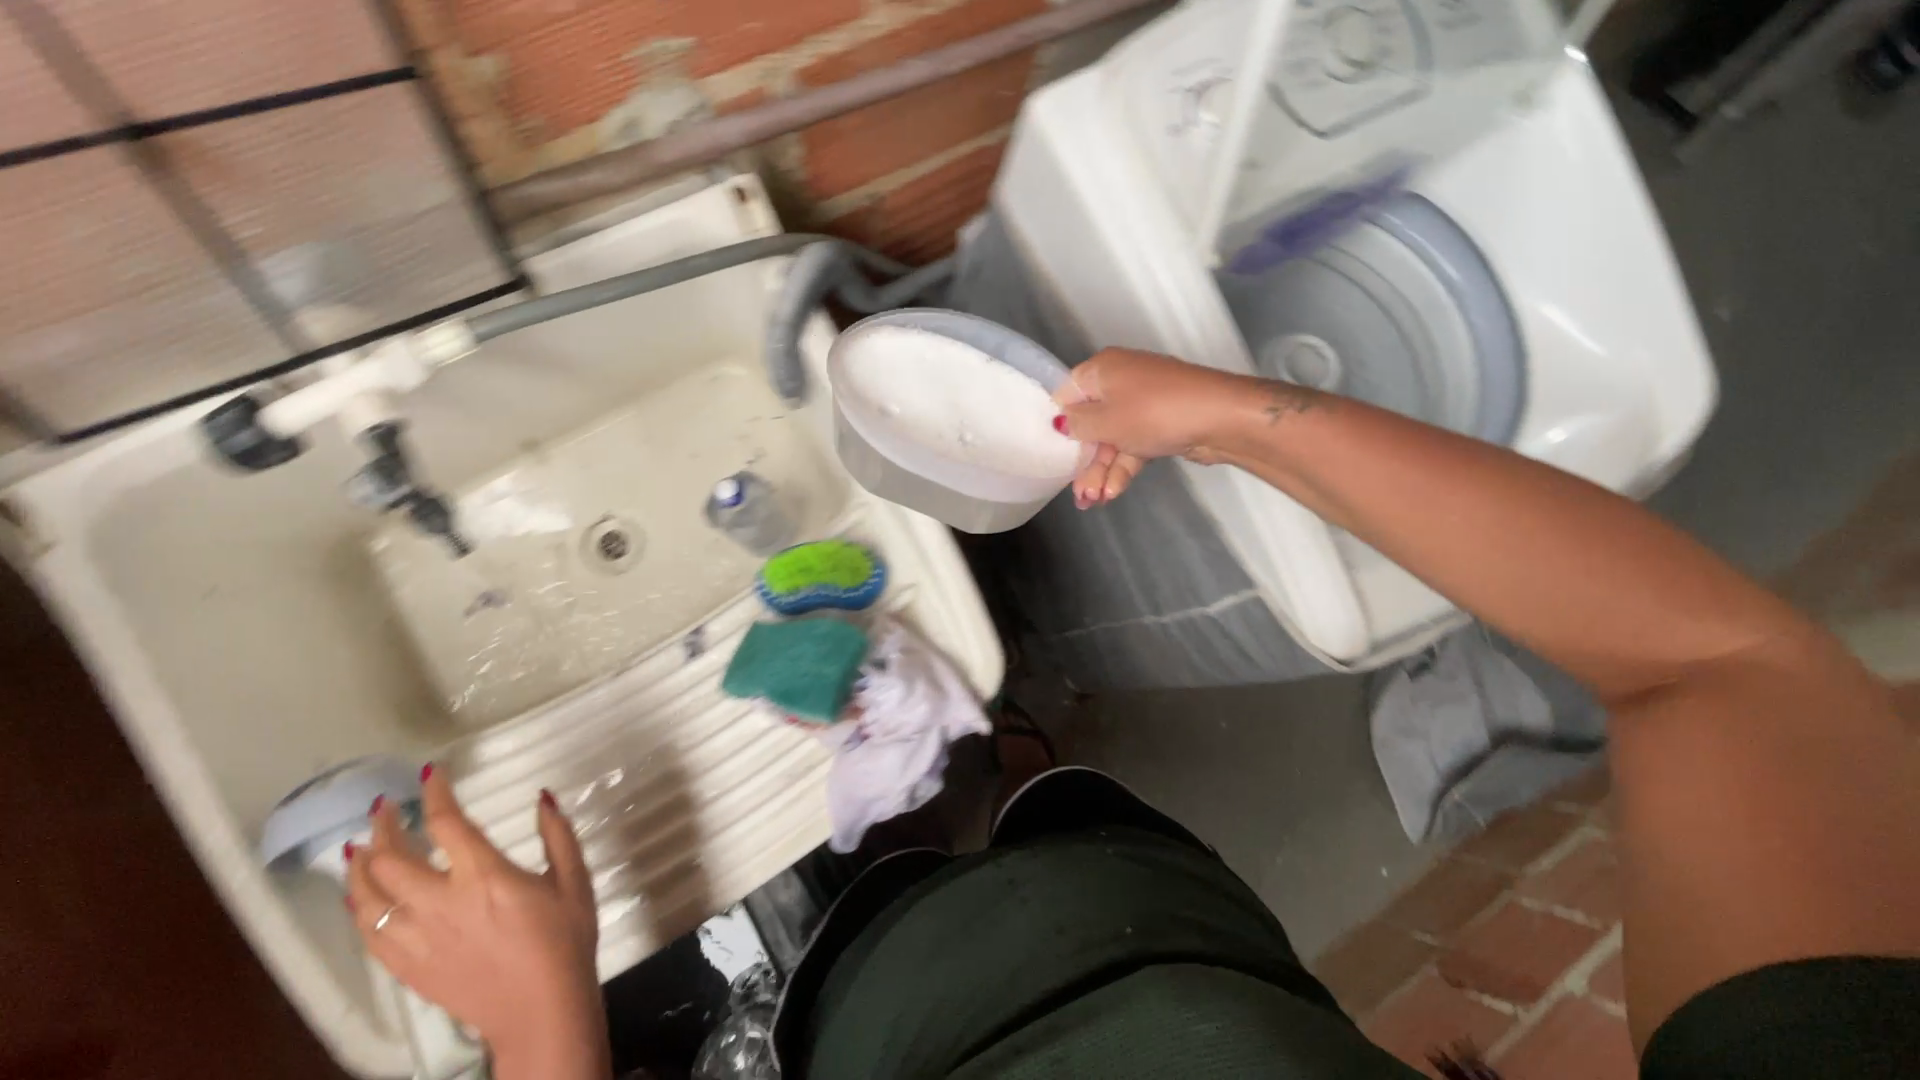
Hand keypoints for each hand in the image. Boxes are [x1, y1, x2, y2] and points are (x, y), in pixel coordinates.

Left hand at [347, 767, 607, 1079]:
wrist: (540, 1009)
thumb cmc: (564, 940)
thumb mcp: (574, 881)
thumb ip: (558, 836)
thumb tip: (543, 797)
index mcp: (485, 876)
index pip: (447, 822)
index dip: (434, 792)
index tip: (430, 774)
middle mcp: (442, 902)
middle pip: (392, 857)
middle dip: (384, 826)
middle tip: (386, 809)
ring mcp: (418, 938)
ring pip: (368, 896)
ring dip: (361, 865)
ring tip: (361, 846)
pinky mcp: (407, 968)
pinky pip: (367, 934)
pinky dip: (358, 908)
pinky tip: (359, 895)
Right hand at [1052, 348, 1263, 505]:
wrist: (1219, 417)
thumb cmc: (1152, 412)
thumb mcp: (1105, 421)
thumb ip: (1076, 424)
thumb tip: (1059, 421)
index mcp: (1102, 370)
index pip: (1068, 394)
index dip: (1059, 423)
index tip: (1052, 452)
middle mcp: (1121, 381)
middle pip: (1091, 423)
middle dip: (1084, 461)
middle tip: (1079, 493)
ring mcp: (1144, 403)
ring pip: (1113, 439)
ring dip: (1102, 471)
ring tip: (1093, 502)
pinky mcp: (1161, 423)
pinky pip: (1134, 445)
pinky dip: (1123, 467)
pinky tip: (1114, 492)